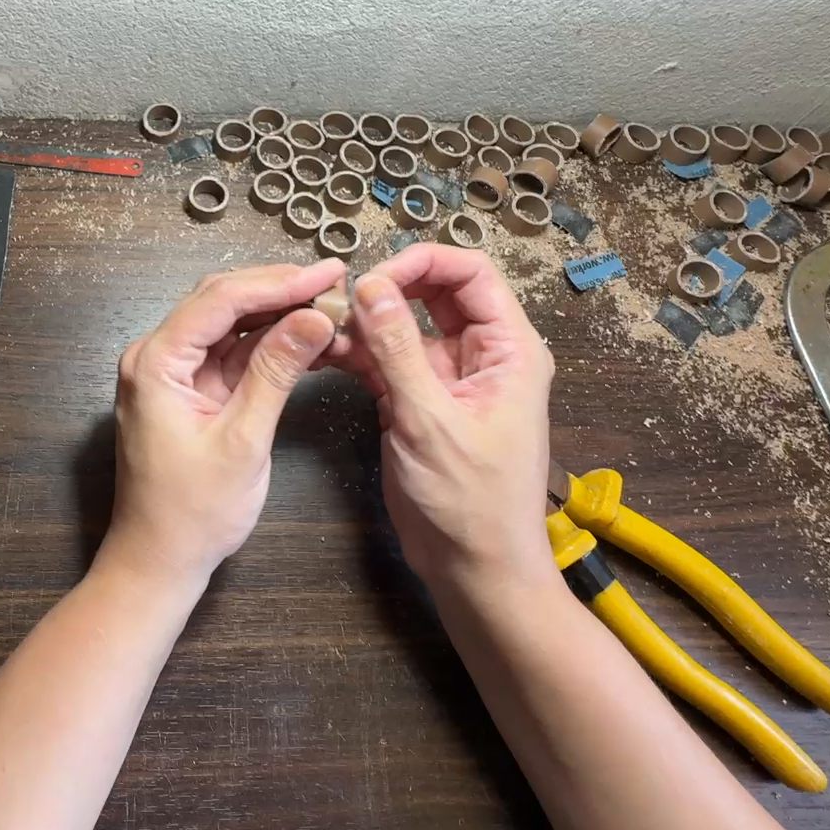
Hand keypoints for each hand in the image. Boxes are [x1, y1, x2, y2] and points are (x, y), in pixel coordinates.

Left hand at [106, 259, 344, 586]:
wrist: (160, 560)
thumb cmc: (194, 511)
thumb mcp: (243, 439)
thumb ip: (275, 372)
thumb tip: (315, 317)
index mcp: (155, 362)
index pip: (219, 300)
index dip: (277, 282)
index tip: (328, 273)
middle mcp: (155, 356)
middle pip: (220, 302)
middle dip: (278, 289)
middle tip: (334, 281)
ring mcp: (170, 372)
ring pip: (227, 324)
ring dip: (276, 315)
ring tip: (329, 305)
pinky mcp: (187, 389)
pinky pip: (229, 354)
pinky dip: (266, 345)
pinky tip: (305, 338)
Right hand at [337, 244, 556, 584]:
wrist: (472, 567)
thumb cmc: (470, 497)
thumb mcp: (430, 419)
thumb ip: (397, 349)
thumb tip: (369, 284)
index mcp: (507, 348)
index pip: (471, 273)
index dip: (423, 262)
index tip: (373, 277)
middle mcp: (477, 353)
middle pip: (433, 292)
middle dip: (387, 288)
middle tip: (341, 300)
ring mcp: (442, 377)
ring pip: (401, 325)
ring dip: (364, 321)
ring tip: (323, 326)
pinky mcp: (412, 400)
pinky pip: (383, 360)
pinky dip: (354, 353)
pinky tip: (323, 352)